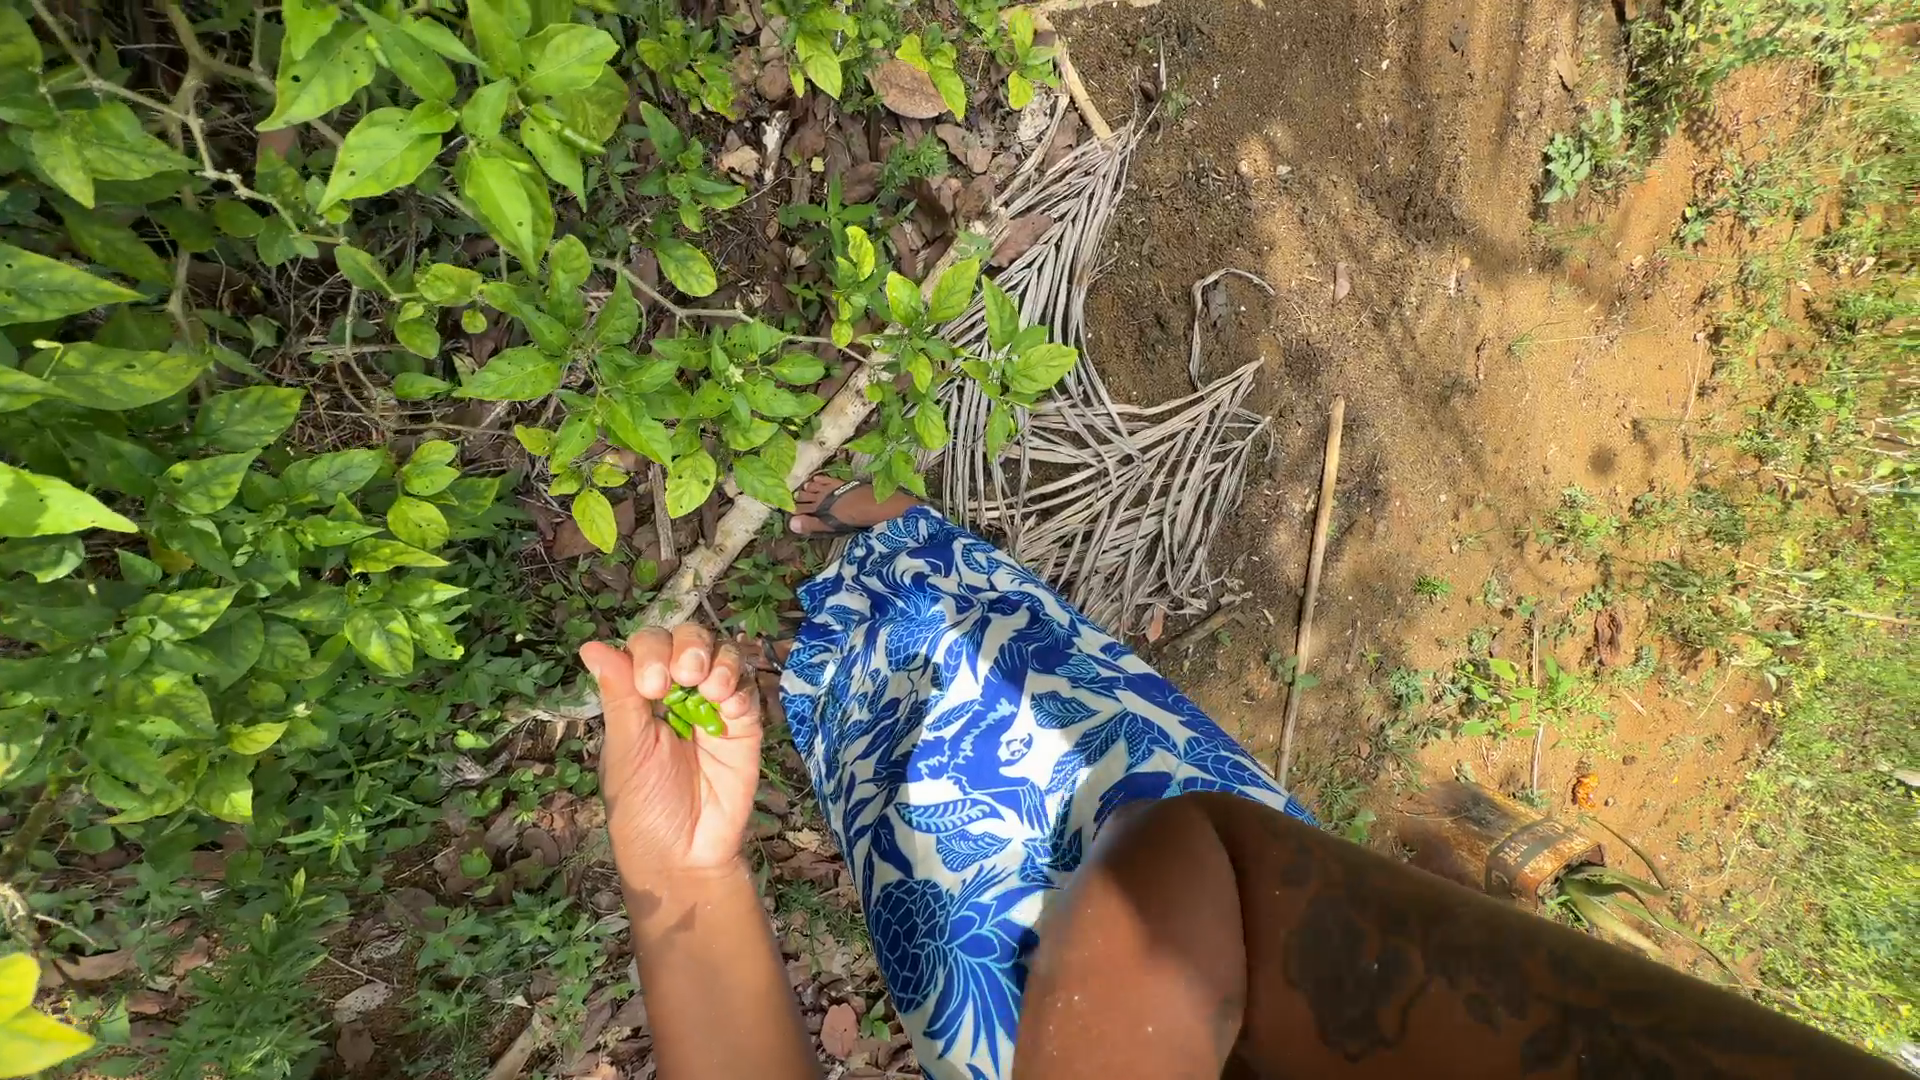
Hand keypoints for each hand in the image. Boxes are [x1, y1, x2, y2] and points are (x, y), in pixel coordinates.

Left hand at [581, 625, 763, 891]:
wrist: (684, 856)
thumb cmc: (641, 808)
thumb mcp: (625, 752)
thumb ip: (619, 697)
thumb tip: (590, 645)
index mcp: (643, 696)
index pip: (649, 646)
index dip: (652, 651)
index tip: (650, 685)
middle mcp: (681, 693)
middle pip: (691, 639)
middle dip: (689, 647)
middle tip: (683, 677)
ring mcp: (716, 706)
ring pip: (725, 656)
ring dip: (720, 662)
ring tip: (711, 690)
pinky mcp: (746, 724)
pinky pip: (750, 691)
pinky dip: (741, 689)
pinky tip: (729, 707)